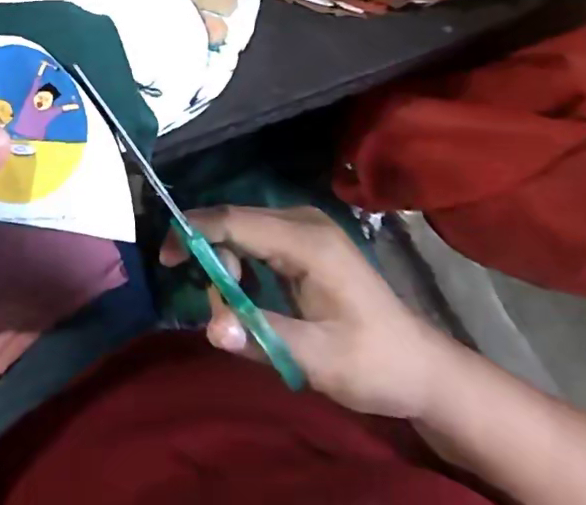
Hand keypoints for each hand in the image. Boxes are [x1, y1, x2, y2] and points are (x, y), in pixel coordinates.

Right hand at [161, 205, 454, 418]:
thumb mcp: (318, 359)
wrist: (420, 365)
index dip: (194, 233)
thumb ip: (262, 338)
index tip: (165, 260)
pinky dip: (242, 268)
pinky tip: (250, 300)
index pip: (236, 221)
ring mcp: (306, 230)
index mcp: (308, 242)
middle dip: (213, 261)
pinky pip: (257, 242)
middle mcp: (304, 223)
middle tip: (220, 313)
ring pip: (243, 232)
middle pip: (236, 223)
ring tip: (241, 315)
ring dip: (228, 269)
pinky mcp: (305, 243)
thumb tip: (210, 327)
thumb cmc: (374, 363)